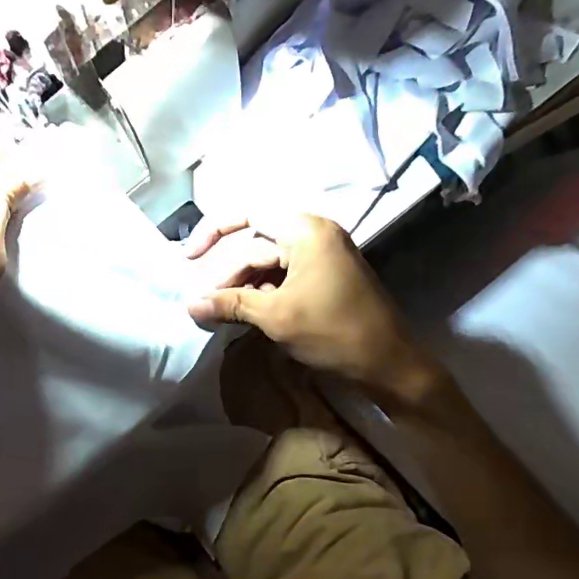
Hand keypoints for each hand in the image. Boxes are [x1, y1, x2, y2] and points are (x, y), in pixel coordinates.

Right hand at [184, 213, 443, 408]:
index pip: (249, 214)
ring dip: (241, 286)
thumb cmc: (334, 333)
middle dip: (227, 272)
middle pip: (256, 243)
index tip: (189, 258)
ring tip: (218, 311)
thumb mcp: (276, 317)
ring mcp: (321, 257)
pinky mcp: (324, 279)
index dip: (213, 232)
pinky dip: (261, 293)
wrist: (388, 364)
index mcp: (306, 230)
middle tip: (202, 302)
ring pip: (267, 263)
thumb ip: (231, 304)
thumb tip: (190, 304)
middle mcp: (314, 235)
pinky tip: (243, 314)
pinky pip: (283, 277)